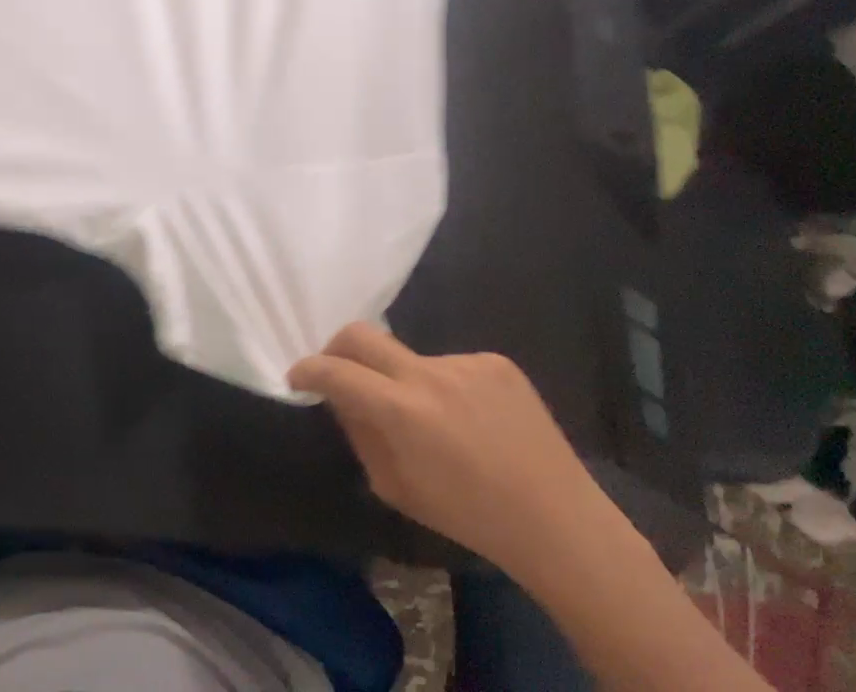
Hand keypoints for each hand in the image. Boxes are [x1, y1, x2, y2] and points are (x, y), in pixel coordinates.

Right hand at [289, 322, 623, 582]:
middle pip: (360, 334)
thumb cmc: (466, 513)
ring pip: (409, 357)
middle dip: (337, 349)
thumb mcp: (392, 485)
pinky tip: (466, 418)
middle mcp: (430, 375)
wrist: (557, 521)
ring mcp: (467, 364)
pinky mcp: (498, 363)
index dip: (306, 371)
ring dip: (401, 379)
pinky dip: (442, 385)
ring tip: (428, 417)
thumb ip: (359, 433)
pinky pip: (449, 365)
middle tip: (338, 372)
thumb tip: (341, 400)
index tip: (298, 380)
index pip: (333, 370)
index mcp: (400, 410)